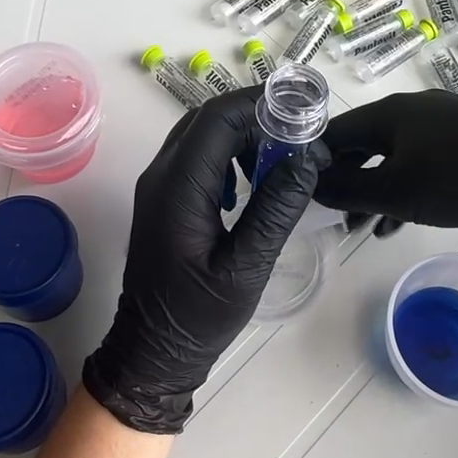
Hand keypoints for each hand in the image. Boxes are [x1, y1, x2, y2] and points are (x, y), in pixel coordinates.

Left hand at [82, 87, 326, 434]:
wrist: (151, 351)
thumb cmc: (198, 316)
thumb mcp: (247, 266)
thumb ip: (275, 208)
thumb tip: (306, 157)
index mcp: (179, 186)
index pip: (219, 118)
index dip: (260, 106)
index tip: (302, 115)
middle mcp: (162, 174)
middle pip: (208, 119)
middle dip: (255, 117)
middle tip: (299, 135)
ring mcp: (158, 185)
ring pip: (201, 135)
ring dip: (241, 135)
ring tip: (280, 159)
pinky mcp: (163, 199)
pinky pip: (196, 157)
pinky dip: (227, 155)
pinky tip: (251, 184)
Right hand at [313, 89, 457, 237]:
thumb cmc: (454, 178)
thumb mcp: (393, 191)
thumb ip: (347, 189)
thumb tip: (311, 184)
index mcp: (386, 113)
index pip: (333, 132)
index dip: (314, 161)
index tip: (301, 190)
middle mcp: (410, 109)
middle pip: (363, 143)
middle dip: (346, 180)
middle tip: (334, 214)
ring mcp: (440, 122)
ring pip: (392, 156)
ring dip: (374, 189)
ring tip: (364, 228)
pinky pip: (420, 161)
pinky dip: (404, 187)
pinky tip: (399, 221)